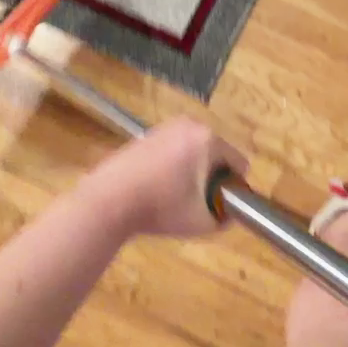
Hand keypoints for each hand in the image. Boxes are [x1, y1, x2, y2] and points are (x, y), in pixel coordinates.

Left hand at [80, 118, 247, 237]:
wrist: (108, 201)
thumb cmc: (161, 208)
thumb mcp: (204, 222)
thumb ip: (227, 217)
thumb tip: (230, 213)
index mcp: (209, 139)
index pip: (239, 164)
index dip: (232, 188)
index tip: (217, 205)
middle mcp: (190, 124)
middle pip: (216, 155)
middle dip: (211, 177)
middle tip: (194, 201)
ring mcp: (165, 127)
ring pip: (194, 153)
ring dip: (191, 172)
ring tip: (174, 196)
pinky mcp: (146, 135)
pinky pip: (173, 151)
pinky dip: (172, 167)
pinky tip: (157, 187)